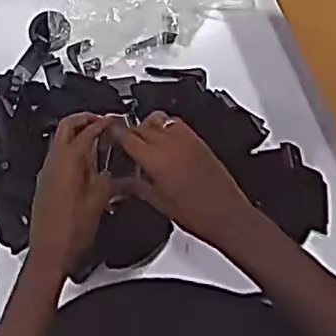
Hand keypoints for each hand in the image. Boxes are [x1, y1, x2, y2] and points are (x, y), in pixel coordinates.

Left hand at [27, 114, 115, 278]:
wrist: (50, 251)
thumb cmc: (69, 232)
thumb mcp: (99, 201)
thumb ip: (107, 180)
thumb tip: (112, 172)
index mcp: (68, 161)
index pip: (87, 130)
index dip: (103, 122)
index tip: (114, 121)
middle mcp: (54, 162)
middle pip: (66, 126)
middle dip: (84, 119)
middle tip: (101, 121)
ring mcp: (47, 171)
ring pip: (60, 140)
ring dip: (77, 134)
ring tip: (96, 140)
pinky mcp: (45, 182)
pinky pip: (58, 156)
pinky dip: (72, 151)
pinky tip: (86, 164)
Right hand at [111, 112, 259, 249]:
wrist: (226, 215)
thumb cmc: (197, 212)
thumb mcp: (157, 202)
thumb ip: (135, 186)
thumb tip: (123, 182)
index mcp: (154, 158)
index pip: (126, 136)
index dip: (114, 132)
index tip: (108, 132)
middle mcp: (169, 143)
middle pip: (139, 126)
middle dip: (129, 133)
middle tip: (124, 144)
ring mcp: (185, 139)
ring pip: (157, 120)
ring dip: (147, 126)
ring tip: (145, 141)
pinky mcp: (198, 140)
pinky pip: (175, 124)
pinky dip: (166, 127)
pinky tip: (165, 142)